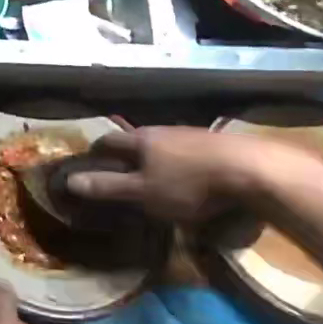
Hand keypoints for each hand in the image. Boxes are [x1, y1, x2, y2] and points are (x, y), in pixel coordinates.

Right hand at [65, 126, 312, 223]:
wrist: (253, 171)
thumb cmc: (189, 184)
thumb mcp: (142, 192)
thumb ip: (107, 186)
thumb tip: (69, 181)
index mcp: (141, 139)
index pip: (108, 140)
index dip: (96, 151)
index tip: (88, 163)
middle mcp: (163, 130)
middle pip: (136, 140)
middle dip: (126, 155)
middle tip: (119, 172)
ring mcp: (192, 135)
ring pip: (164, 145)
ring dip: (155, 159)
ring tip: (153, 177)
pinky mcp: (217, 146)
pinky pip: (188, 153)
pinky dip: (179, 164)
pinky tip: (188, 178)